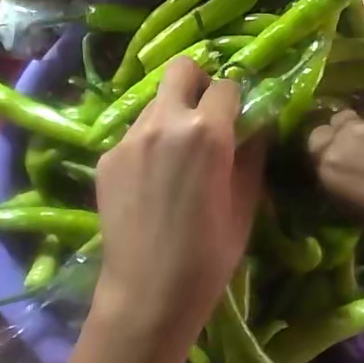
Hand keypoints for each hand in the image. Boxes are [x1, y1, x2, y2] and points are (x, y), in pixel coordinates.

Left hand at [91, 58, 263, 362]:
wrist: (148, 293)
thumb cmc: (209, 255)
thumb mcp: (245, 204)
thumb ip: (252, 153)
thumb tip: (257, 125)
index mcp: (207, 131)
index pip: (227, 85)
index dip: (237, 101)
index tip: (239, 120)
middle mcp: (164, 121)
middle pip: (181, 70)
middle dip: (199, 82)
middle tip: (206, 116)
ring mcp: (129, 138)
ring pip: (154, 102)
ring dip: (171, 114)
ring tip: (177, 156)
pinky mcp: (106, 157)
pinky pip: (134, 133)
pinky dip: (149, 143)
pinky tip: (152, 180)